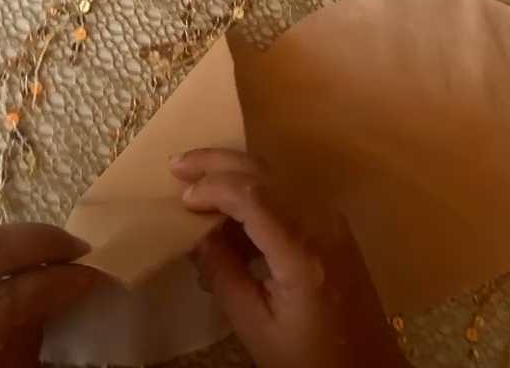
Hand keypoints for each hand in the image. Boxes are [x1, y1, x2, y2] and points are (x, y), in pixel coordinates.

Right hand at [173, 149, 408, 367]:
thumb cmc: (309, 359)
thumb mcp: (256, 327)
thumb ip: (223, 275)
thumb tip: (193, 232)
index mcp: (303, 253)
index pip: (254, 195)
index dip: (214, 187)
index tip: (182, 196)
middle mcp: (321, 222)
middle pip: (264, 172)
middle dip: (218, 162)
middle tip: (177, 164)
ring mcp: (330, 218)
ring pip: (275, 175)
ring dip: (234, 171)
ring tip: (195, 179)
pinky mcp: (332, 223)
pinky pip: (286, 191)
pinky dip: (253, 188)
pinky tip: (228, 208)